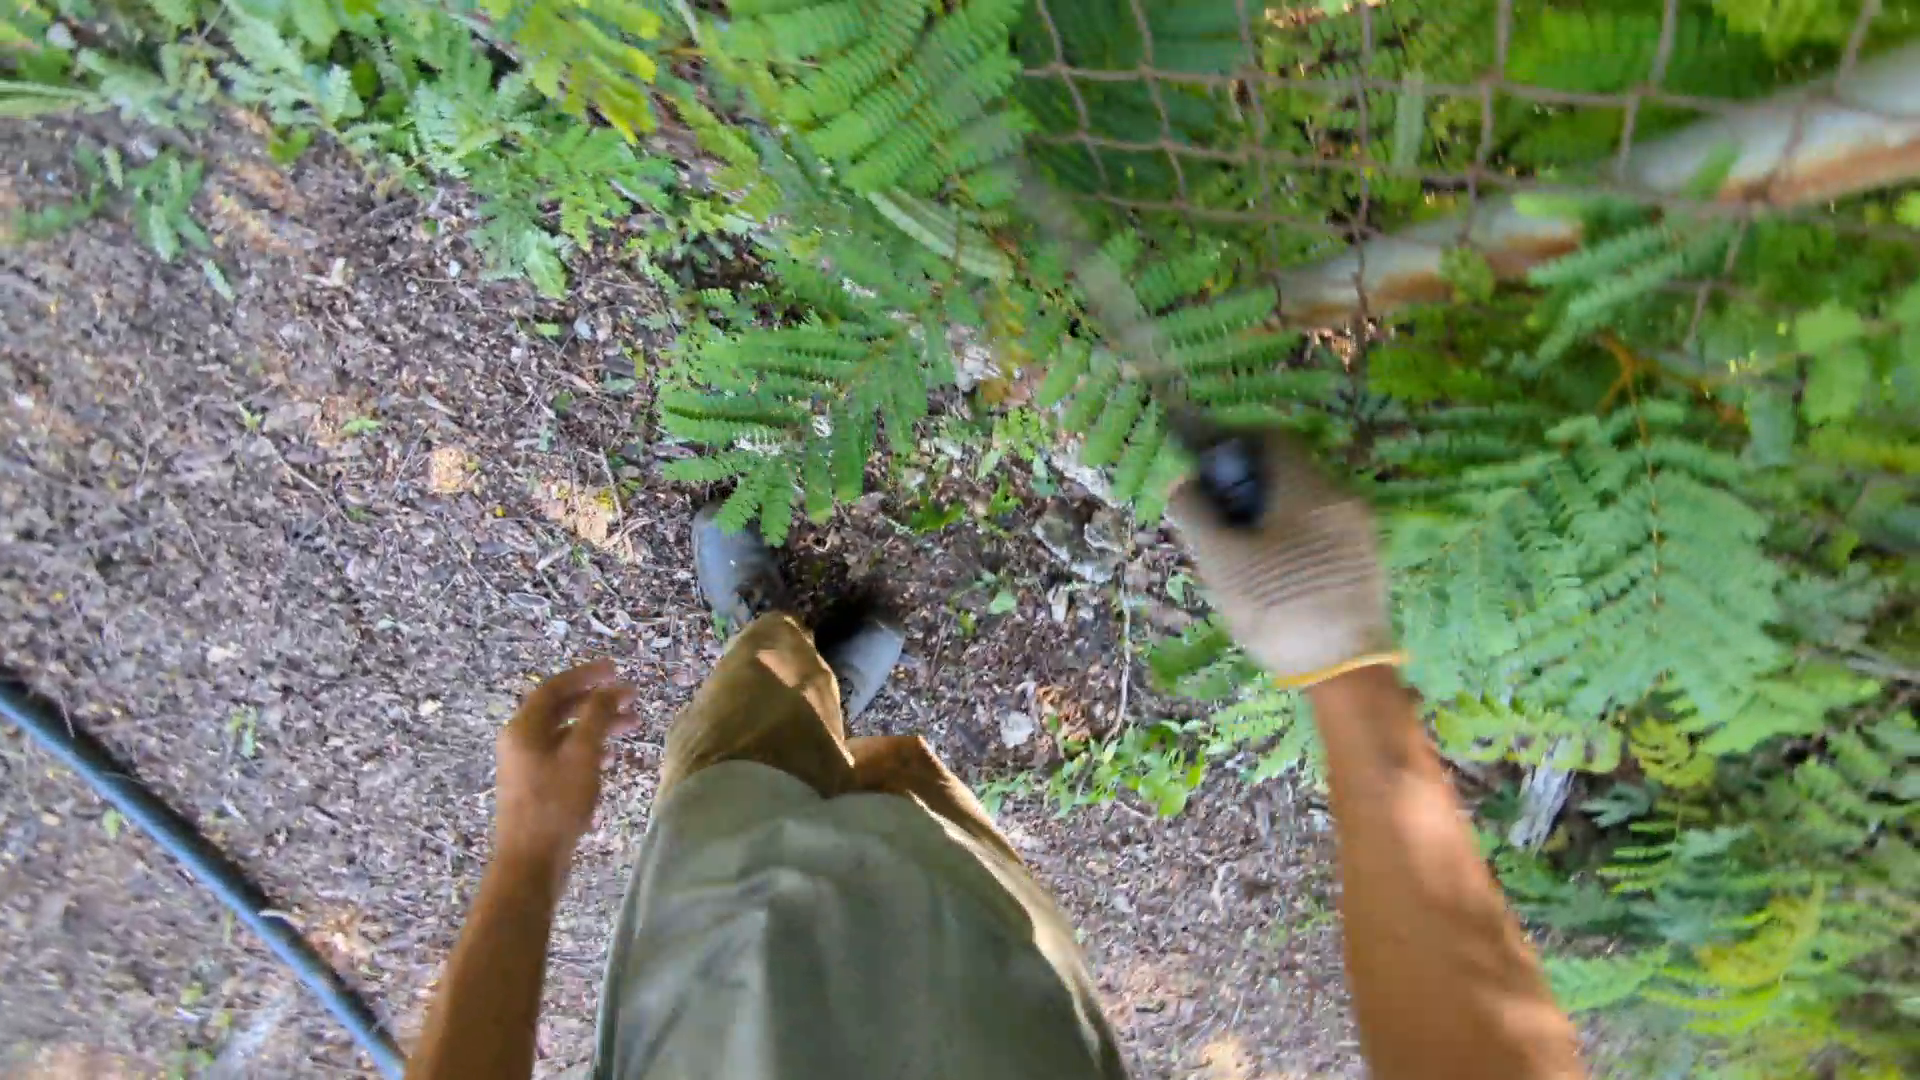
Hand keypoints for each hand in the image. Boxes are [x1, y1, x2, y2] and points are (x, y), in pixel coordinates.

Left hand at [494, 659, 636, 867]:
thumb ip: (597, 715)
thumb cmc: (556, 802)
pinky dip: (589, 746)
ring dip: (598, 724)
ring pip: (566, 731)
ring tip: (631, 726)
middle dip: (598, 700)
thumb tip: (610, 689)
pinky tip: (610, 756)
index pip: (555, 688)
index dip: (586, 675)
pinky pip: (565, 752)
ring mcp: (527, 764)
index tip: (616, 669)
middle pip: (561, 708)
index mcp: (524, 729)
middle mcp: (521, 741)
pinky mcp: (537, 784)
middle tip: (631, 698)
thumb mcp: (582, 753)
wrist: (531, 860)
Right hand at [1170, 431, 1401, 685]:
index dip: (1231, 444)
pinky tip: (1265, 565)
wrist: (1344, 671)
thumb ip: (1195, 512)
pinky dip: (1286, 530)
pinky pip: (1317, 527)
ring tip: (1234, 545)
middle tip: (1213, 513)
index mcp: (1309, 489)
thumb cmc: (1277, 605)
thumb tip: (1181, 483)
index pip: (1270, 439)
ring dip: (1264, 509)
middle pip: (1286, 469)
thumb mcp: (1221, 559)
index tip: (1203, 468)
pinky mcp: (1362, 560)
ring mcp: (1357, 531)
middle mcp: (1341, 499)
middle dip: (1244, 482)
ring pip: (1302, 500)